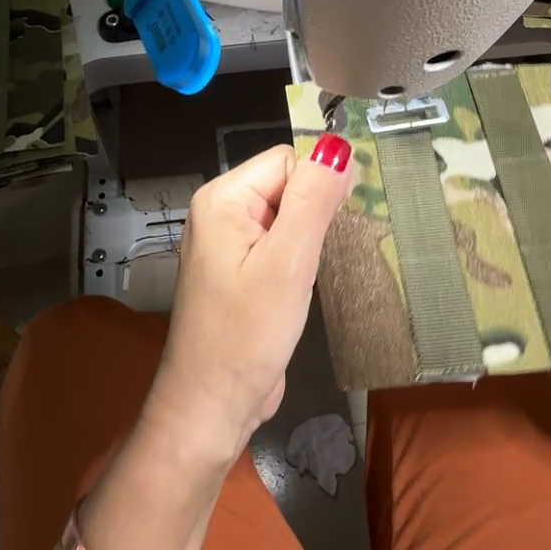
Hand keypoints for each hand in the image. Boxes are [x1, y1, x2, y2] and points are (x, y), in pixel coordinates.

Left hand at [144, 137, 354, 461]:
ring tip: (311, 275)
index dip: (317, 187)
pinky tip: (304, 285)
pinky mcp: (240, 270)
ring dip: (309, 239)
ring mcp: (228, 242)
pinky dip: (299, 258)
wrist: (211, 405)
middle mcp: (220, 211)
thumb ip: (313, 200)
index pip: (285, 161)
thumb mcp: (288, 263)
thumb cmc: (247, 334)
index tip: (335, 227)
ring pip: (287, 215)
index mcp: (222, 198)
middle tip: (319, 259)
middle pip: (287, 184)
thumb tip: (338, 144)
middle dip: (314, 214)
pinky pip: (279, 243)